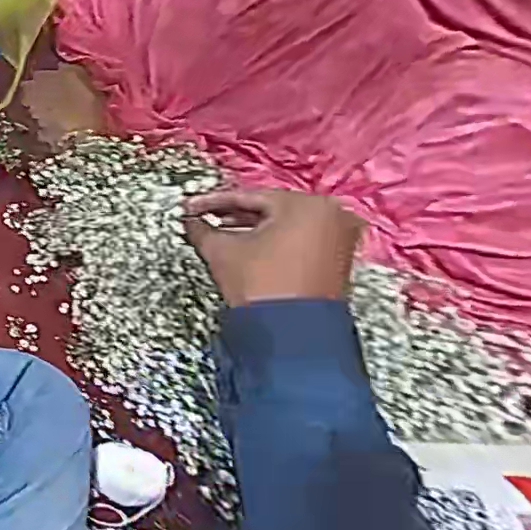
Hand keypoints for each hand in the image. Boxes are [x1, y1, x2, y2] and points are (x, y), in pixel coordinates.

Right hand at [182, 189, 364, 306]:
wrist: (291, 334)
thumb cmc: (263, 286)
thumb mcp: (221, 250)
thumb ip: (201, 229)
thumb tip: (191, 222)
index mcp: (306, 205)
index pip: (247, 196)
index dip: (211, 202)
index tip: (192, 207)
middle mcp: (331, 216)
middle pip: (268, 208)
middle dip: (232, 215)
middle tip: (204, 217)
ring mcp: (339, 238)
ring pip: (283, 224)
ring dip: (250, 228)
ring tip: (220, 233)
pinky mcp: (338, 259)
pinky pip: (297, 239)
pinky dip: (270, 241)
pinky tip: (245, 246)